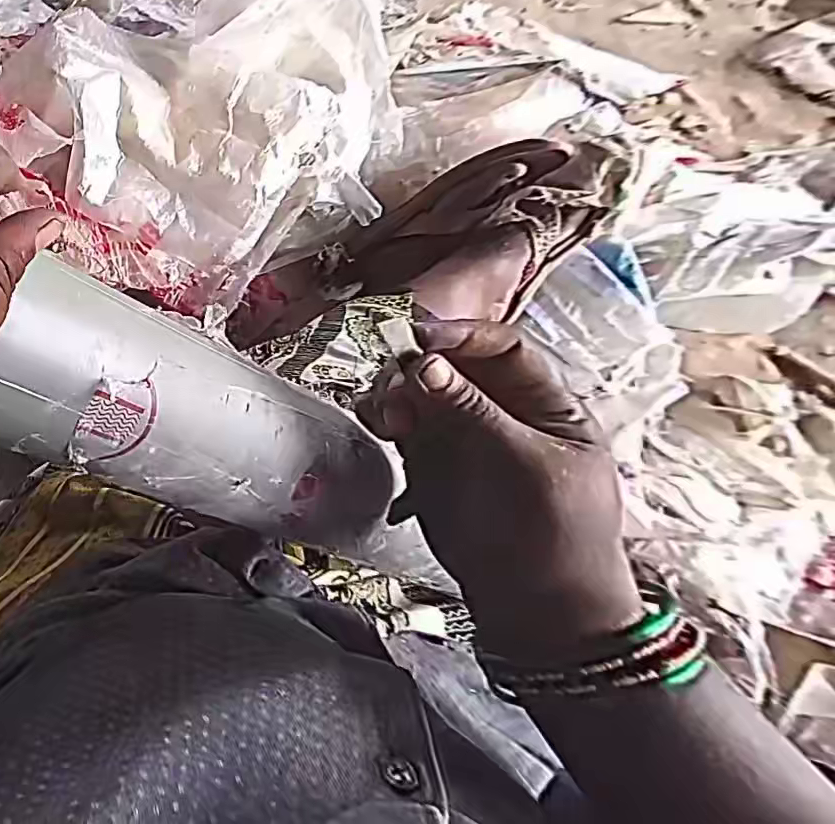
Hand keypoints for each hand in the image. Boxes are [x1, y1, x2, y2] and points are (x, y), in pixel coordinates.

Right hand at [358, 321, 641, 663]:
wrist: (530, 596)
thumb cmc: (553, 529)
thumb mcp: (523, 463)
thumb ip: (472, 409)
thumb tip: (424, 362)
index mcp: (542, 404)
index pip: (501, 347)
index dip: (460, 335)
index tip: (416, 338)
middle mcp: (495, 407)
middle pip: (444, 361)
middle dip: (413, 368)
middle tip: (397, 391)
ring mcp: (456, 428)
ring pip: (410, 385)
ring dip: (390, 392)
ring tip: (389, 420)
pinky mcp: (423, 449)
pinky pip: (392, 413)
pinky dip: (378, 412)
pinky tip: (380, 427)